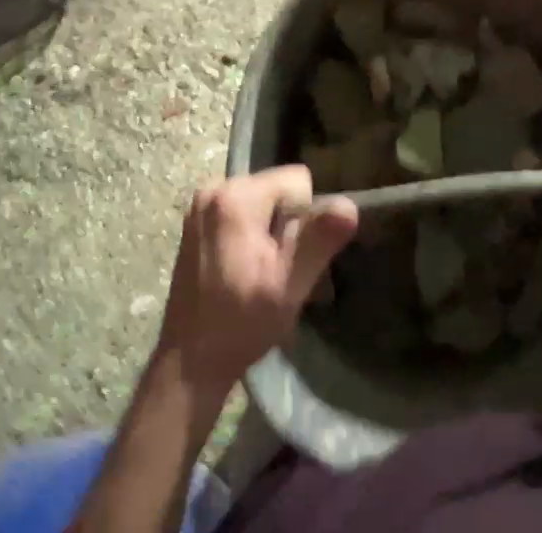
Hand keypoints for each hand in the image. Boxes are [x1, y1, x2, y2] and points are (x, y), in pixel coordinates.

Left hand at [154, 165, 357, 393]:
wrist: (190, 360)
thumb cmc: (242, 322)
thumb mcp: (290, 283)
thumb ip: (319, 239)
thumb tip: (350, 204)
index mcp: (236, 196)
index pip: (298, 181)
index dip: (306, 218)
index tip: (291, 257)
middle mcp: (214, 188)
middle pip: (279, 189)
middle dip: (289, 223)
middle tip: (279, 268)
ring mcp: (200, 205)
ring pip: (263, 202)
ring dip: (271, 231)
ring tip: (262, 272)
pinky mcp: (195, 222)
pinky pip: (242, 212)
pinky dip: (252, 234)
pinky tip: (245, 269)